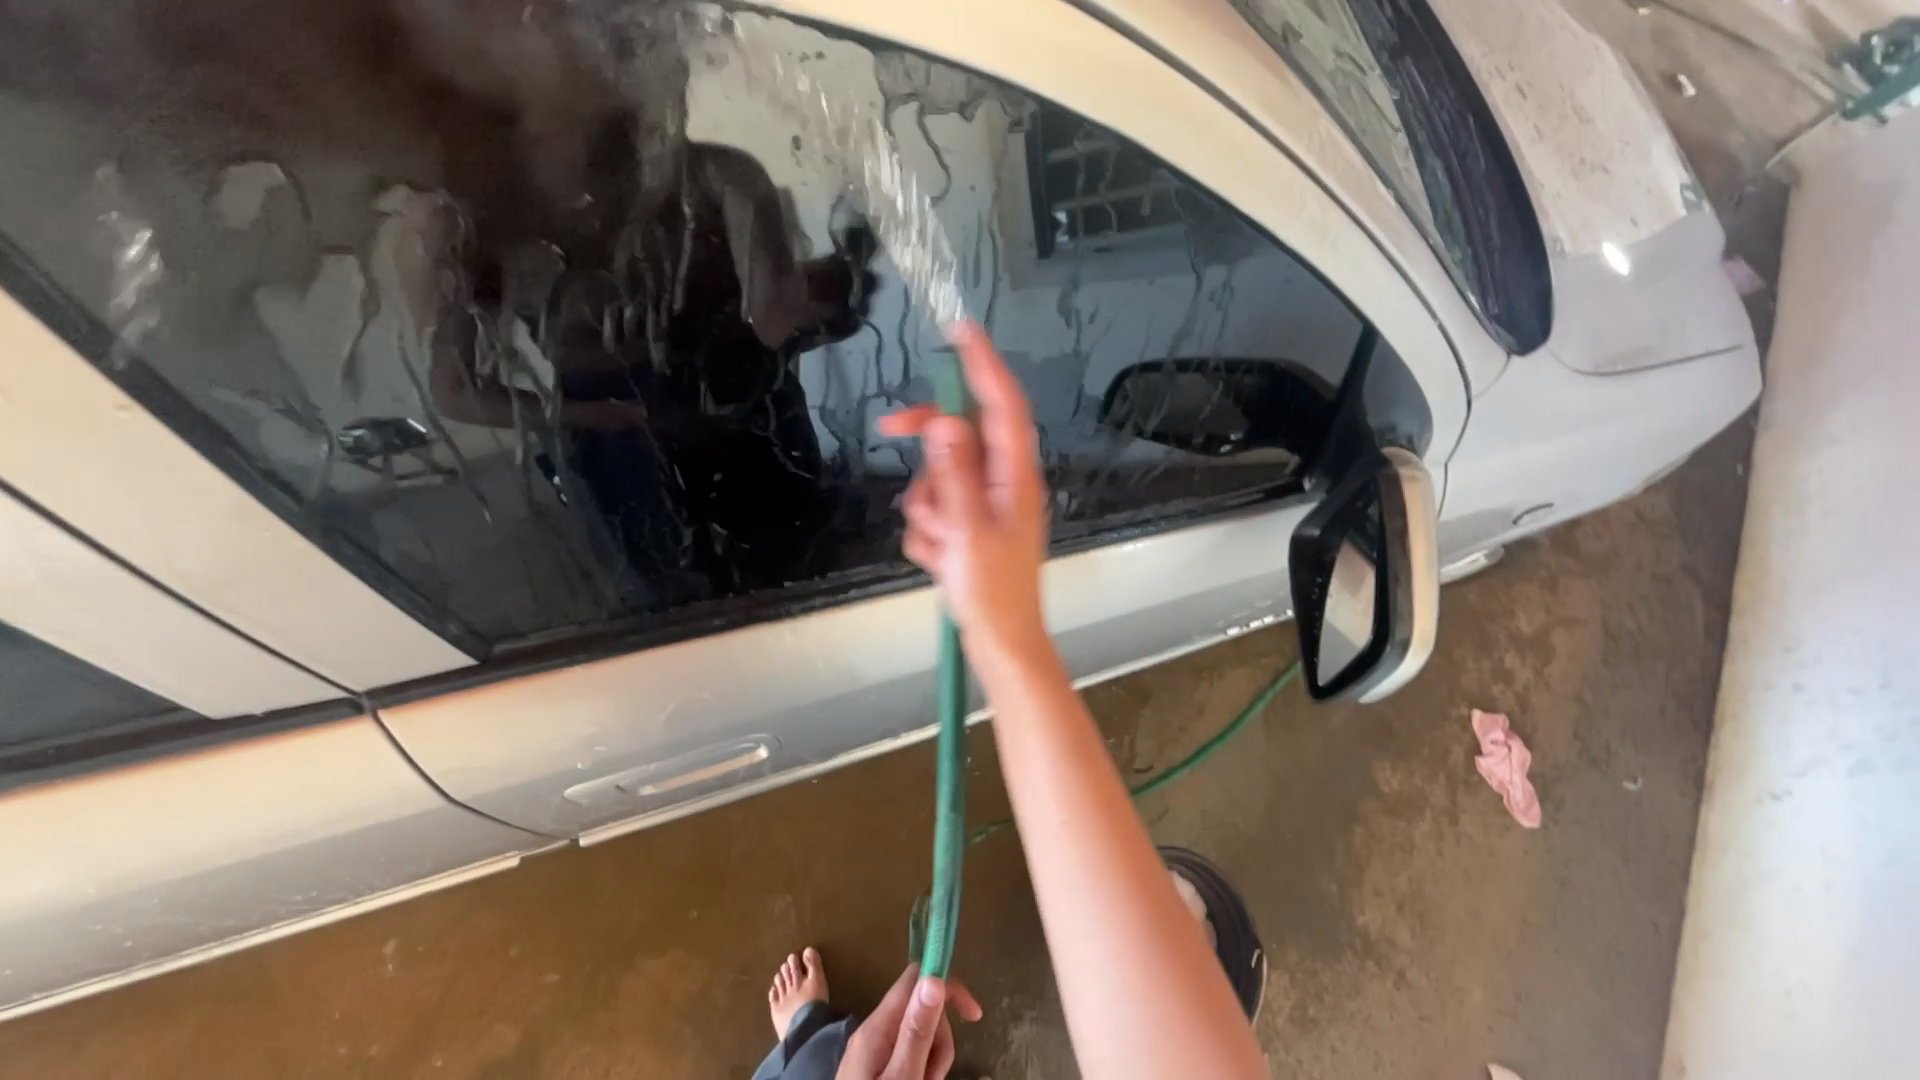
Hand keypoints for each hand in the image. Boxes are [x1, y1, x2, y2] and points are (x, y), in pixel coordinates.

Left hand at [836, 966, 983, 1079]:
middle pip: (923, 1009)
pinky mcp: (879, 1068)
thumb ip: (917, 1030)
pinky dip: (923, 1069)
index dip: (947, 986)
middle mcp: (876, 1030)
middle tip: (934, 1077)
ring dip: (934, 1060)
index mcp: (878, 1026)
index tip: (973, 1016)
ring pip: (921, 1035)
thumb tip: (934, 978)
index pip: (915, 978)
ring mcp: (876, 1049)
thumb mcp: (902, 1078)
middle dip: (941, 1039)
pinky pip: (911, 1055)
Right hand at [878, 323, 1051, 666]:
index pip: (1001, 405)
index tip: (960, 330)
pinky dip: (929, 535)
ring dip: (927, 511)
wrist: (1000, 643)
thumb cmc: (993, 592)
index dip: (982, 364)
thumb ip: (954, 474)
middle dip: (926, 449)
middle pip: (958, 436)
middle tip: (886, 428)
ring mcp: (984, 505)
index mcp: (1015, 476)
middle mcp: (1003, 482)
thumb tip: (944, 422)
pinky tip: (941, 564)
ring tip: (943, 550)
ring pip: (937, 477)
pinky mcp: (968, 527)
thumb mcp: (969, 530)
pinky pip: (934, 512)